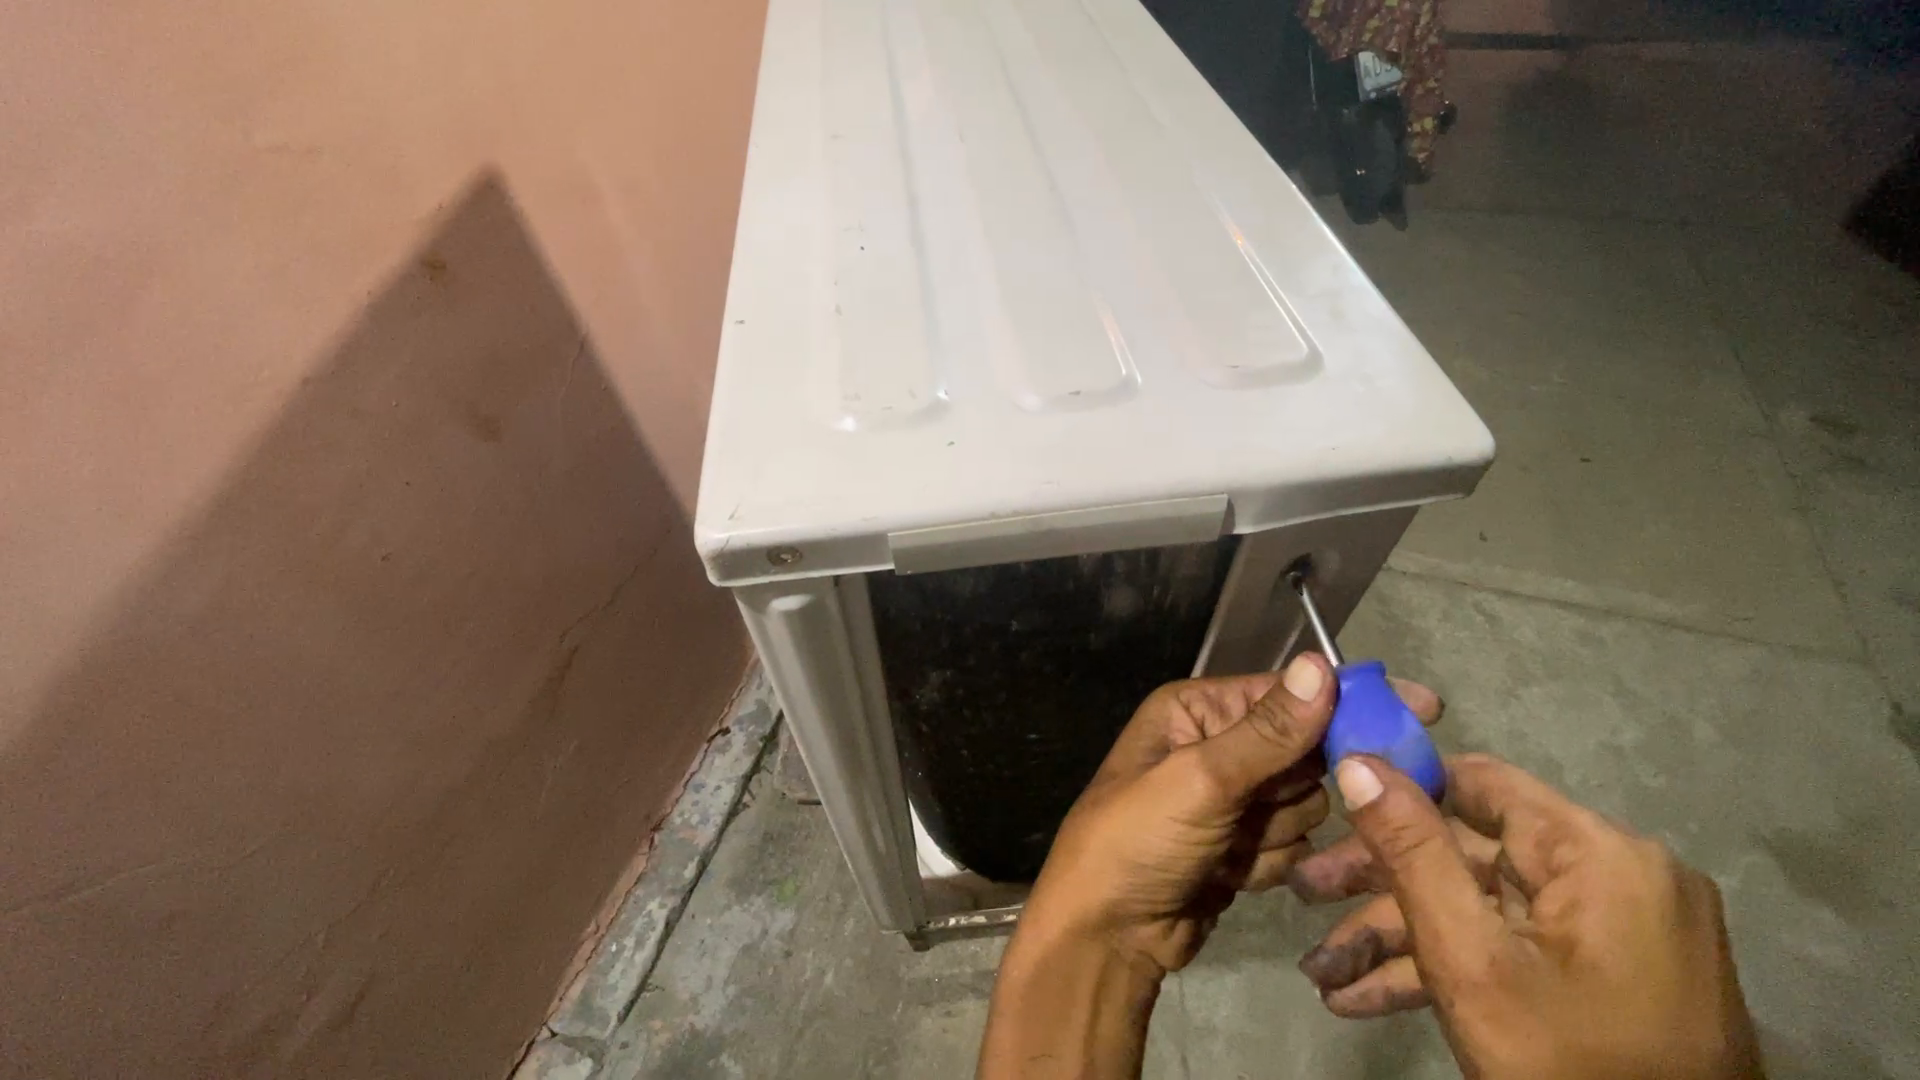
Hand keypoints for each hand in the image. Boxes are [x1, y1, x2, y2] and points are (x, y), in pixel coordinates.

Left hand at [1019, 654, 1442, 974]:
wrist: (1107, 932)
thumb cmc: (1138, 839)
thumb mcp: (1200, 780)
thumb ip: (1268, 731)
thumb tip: (1322, 664)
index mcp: (1197, 710)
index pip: (1289, 692)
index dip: (1350, 700)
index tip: (1425, 708)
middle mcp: (1217, 743)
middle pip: (1308, 751)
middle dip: (1295, 789)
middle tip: (1263, 811)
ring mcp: (1233, 797)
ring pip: (1309, 803)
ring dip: (1277, 831)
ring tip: (1228, 845)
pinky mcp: (1245, 843)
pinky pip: (1294, 843)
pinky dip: (1269, 861)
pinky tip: (1228, 871)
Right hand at [1292, 753, 1762, 1079]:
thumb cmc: (1566, 1066)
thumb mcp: (1468, 958)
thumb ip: (1411, 851)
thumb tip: (1357, 761)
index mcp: (1599, 854)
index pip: (1475, 781)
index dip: (1395, 786)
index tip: (1325, 803)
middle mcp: (1619, 874)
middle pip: (1469, 851)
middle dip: (1378, 884)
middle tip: (1303, 895)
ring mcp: (1621, 928)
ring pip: (1484, 904)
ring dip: (1401, 935)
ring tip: (1324, 972)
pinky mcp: (1616, 974)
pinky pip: (1516, 943)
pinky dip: (1452, 964)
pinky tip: (1370, 996)